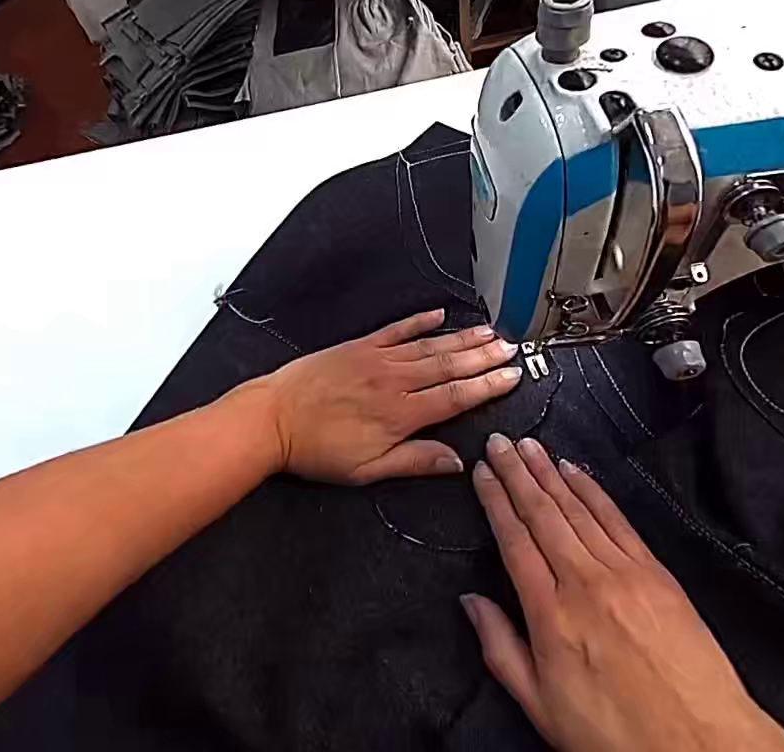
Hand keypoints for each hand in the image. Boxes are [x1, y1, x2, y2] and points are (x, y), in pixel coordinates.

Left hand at [240, 309, 520, 483]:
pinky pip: (398, 329)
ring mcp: (380, 358)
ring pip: (431, 346)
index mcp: (400, 413)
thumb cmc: (317, 449)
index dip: (487, 386)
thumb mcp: (366, 470)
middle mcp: (396, 380)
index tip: (511, 376)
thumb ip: (414, 461)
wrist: (272, 418)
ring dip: (463, 338)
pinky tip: (440, 315)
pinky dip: (420, 321)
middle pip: (450, 365)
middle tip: (511, 348)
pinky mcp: (362, 345)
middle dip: (485, 356)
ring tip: (490, 332)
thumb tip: (455, 462)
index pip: (455, 396)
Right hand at [465, 436, 783, 751]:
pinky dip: (591, 489)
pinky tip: (575, 470)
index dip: (495, 500)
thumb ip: (501, 648)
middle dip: (517, 472)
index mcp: (551, 615)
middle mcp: (583, 581)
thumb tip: (471, 601)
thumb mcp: (542, 707)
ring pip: (576, 507)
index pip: (514, 540)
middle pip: (542, 512)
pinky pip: (614, 517)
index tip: (483, 472)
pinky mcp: (652, 567)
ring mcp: (621, 569)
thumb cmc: (617, 734)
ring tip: (529, 446)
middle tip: (500, 441)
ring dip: (549, 471)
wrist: (699, 741)